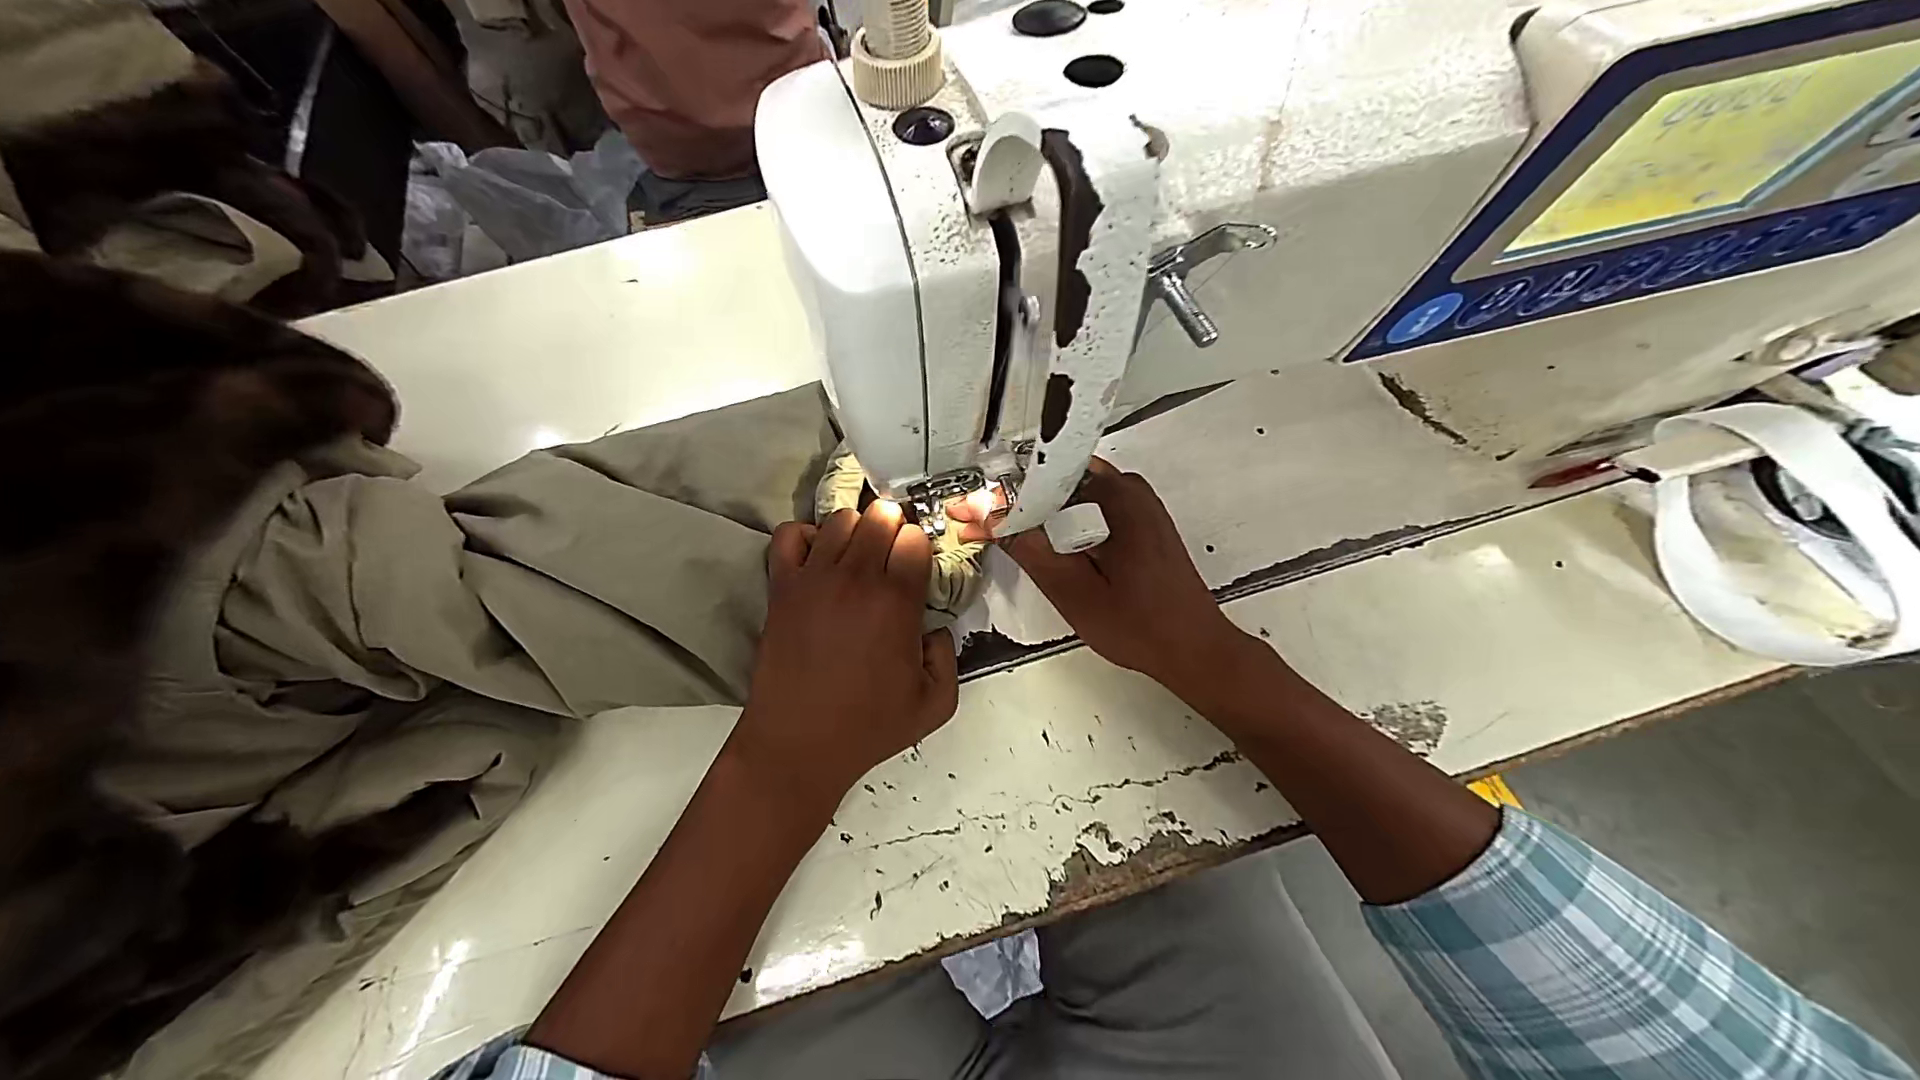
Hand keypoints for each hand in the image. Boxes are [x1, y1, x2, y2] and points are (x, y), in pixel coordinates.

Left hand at [733, 500, 959, 808]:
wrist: (798, 744)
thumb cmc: (868, 727)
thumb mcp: (936, 703)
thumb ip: (949, 655)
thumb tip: (935, 625)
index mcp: (896, 602)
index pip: (914, 537)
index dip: (921, 549)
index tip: (918, 568)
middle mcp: (855, 579)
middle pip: (880, 516)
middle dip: (894, 528)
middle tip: (893, 556)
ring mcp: (814, 578)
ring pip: (841, 518)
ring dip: (856, 530)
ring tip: (858, 558)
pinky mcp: (782, 587)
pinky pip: (790, 534)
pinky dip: (807, 536)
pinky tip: (819, 560)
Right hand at [1004, 459, 1256, 701]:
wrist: (1192, 649)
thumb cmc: (1146, 627)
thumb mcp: (1075, 591)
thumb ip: (1030, 549)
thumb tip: (993, 519)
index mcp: (1120, 499)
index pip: (1044, 477)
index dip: (1001, 494)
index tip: (975, 510)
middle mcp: (1132, 492)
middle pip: (1055, 478)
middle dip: (1013, 499)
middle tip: (980, 520)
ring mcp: (1137, 506)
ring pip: (1069, 491)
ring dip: (1033, 510)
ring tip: (1001, 531)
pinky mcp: (1137, 523)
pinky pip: (1086, 506)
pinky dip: (1057, 520)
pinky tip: (1039, 540)